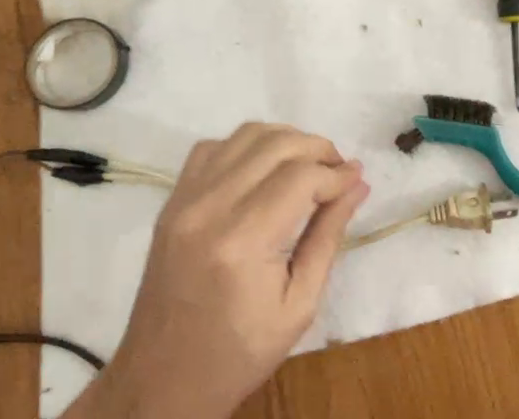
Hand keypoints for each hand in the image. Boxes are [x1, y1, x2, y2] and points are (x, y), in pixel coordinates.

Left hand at [70, 123, 370, 418]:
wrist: (161, 382)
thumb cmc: (238, 355)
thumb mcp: (298, 306)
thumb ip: (328, 237)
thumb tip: (357, 184)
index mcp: (241, 243)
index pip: (300, 178)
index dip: (336, 173)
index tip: (357, 180)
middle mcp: (208, 209)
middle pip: (275, 144)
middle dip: (317, 149)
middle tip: (339, 172)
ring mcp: (183, 201)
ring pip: (246, 135)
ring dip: (285, 141)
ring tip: (307, 167)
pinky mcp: (171, 203)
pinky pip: (213, 148)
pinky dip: (246, 147)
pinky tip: (263, 171)